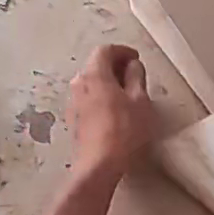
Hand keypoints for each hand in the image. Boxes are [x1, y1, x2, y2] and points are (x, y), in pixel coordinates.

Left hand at [67, 44, 154, 180]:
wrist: (99, 163)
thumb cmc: (124, 130)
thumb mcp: (140, 101)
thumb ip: (137, 78)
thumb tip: (133, 66)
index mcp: (95, 74)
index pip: (106, 50)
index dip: (123, 51)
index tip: (136, 58)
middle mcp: (79, 83)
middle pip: (96, 65)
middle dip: (115, 66)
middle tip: (133, 74)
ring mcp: (73, 102)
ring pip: (91, 82)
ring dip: (108, 82)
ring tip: (126, 93)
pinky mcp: (74, 118)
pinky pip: (88, 98)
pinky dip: (101, 96)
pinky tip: (115, 110)